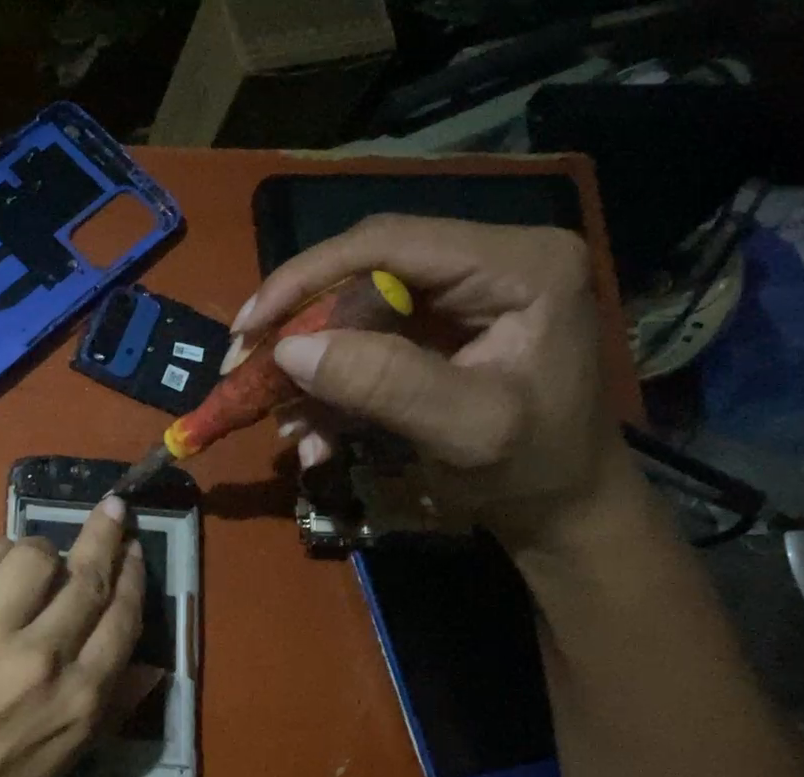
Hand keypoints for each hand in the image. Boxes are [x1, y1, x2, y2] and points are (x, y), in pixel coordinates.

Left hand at [0, 497, 145, 776]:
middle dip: (105, 537)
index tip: (134, 549)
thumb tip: (144, 669)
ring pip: (33, 557)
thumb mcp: (53, 773)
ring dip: (42, 548)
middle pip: (86, 578)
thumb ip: (100, 713)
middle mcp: (43, 660)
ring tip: (35, 558)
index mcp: (79, 705)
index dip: (132, 576)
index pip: (122, 620)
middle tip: (110, 511)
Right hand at [243, 215, 629, 549]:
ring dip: (305, 362)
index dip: (307, 277)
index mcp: (518, 265)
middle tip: (242, 364)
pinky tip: (311, 431)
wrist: (561, 507)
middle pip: (362, 266)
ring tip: (279, 417)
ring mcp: (458, 295)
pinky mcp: (433, 328)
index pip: (390, 242)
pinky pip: (358, 340)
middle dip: (296, 319)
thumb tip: (289, 350)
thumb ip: (385, 382)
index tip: (248, 328)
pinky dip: (325, 386)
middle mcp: (487, 263)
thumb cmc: (532, 468)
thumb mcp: (466, 429)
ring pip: (350, 305)